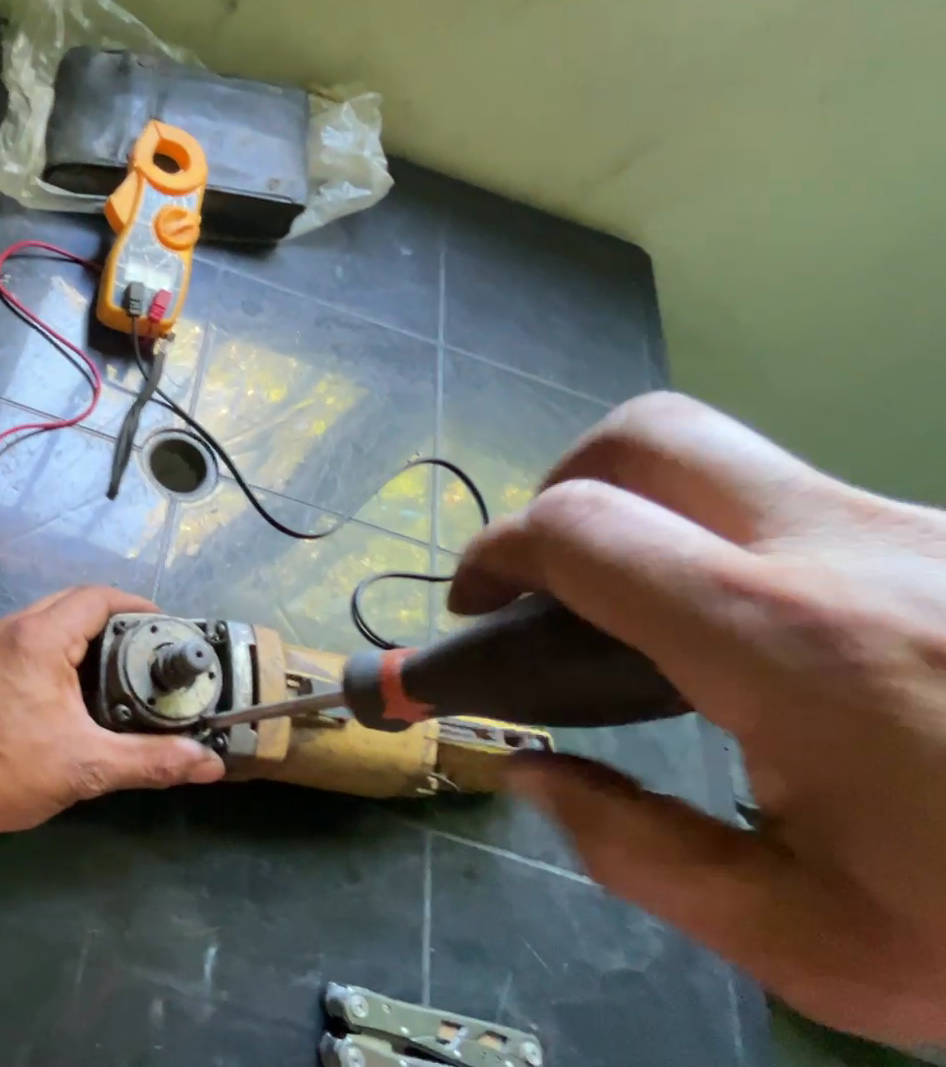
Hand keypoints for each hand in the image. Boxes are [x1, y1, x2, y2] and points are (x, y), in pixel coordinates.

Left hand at [0, 586, 224, 846]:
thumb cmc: (6, 772)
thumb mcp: (87, 767)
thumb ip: (151, 761)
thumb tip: (209, 764)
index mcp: (38, 639)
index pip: (97, 598)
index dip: (138, 607)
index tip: (169, 629)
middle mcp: (13, 630)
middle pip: (75, 602)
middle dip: (118, 619)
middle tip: (153, 650)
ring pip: (52, 618)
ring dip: (88, 632)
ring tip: (125, 665)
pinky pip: (33, 636)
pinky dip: (63, 645)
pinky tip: (81, 682)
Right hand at [450, 392, 945, 1044]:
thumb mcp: (815, 941)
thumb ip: (634, 850)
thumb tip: (531, 771)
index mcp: (796, 648)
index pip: (580, 530)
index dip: (494, 554)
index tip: (477, 606)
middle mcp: (859, 552)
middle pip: (651, 436)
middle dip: (562, 489)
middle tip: (556, 576)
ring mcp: (929, 534)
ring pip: (732, 465)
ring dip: (651, 520)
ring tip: (654, 619)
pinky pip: (804, 508)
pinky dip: (729, 546)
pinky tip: (762, 643)